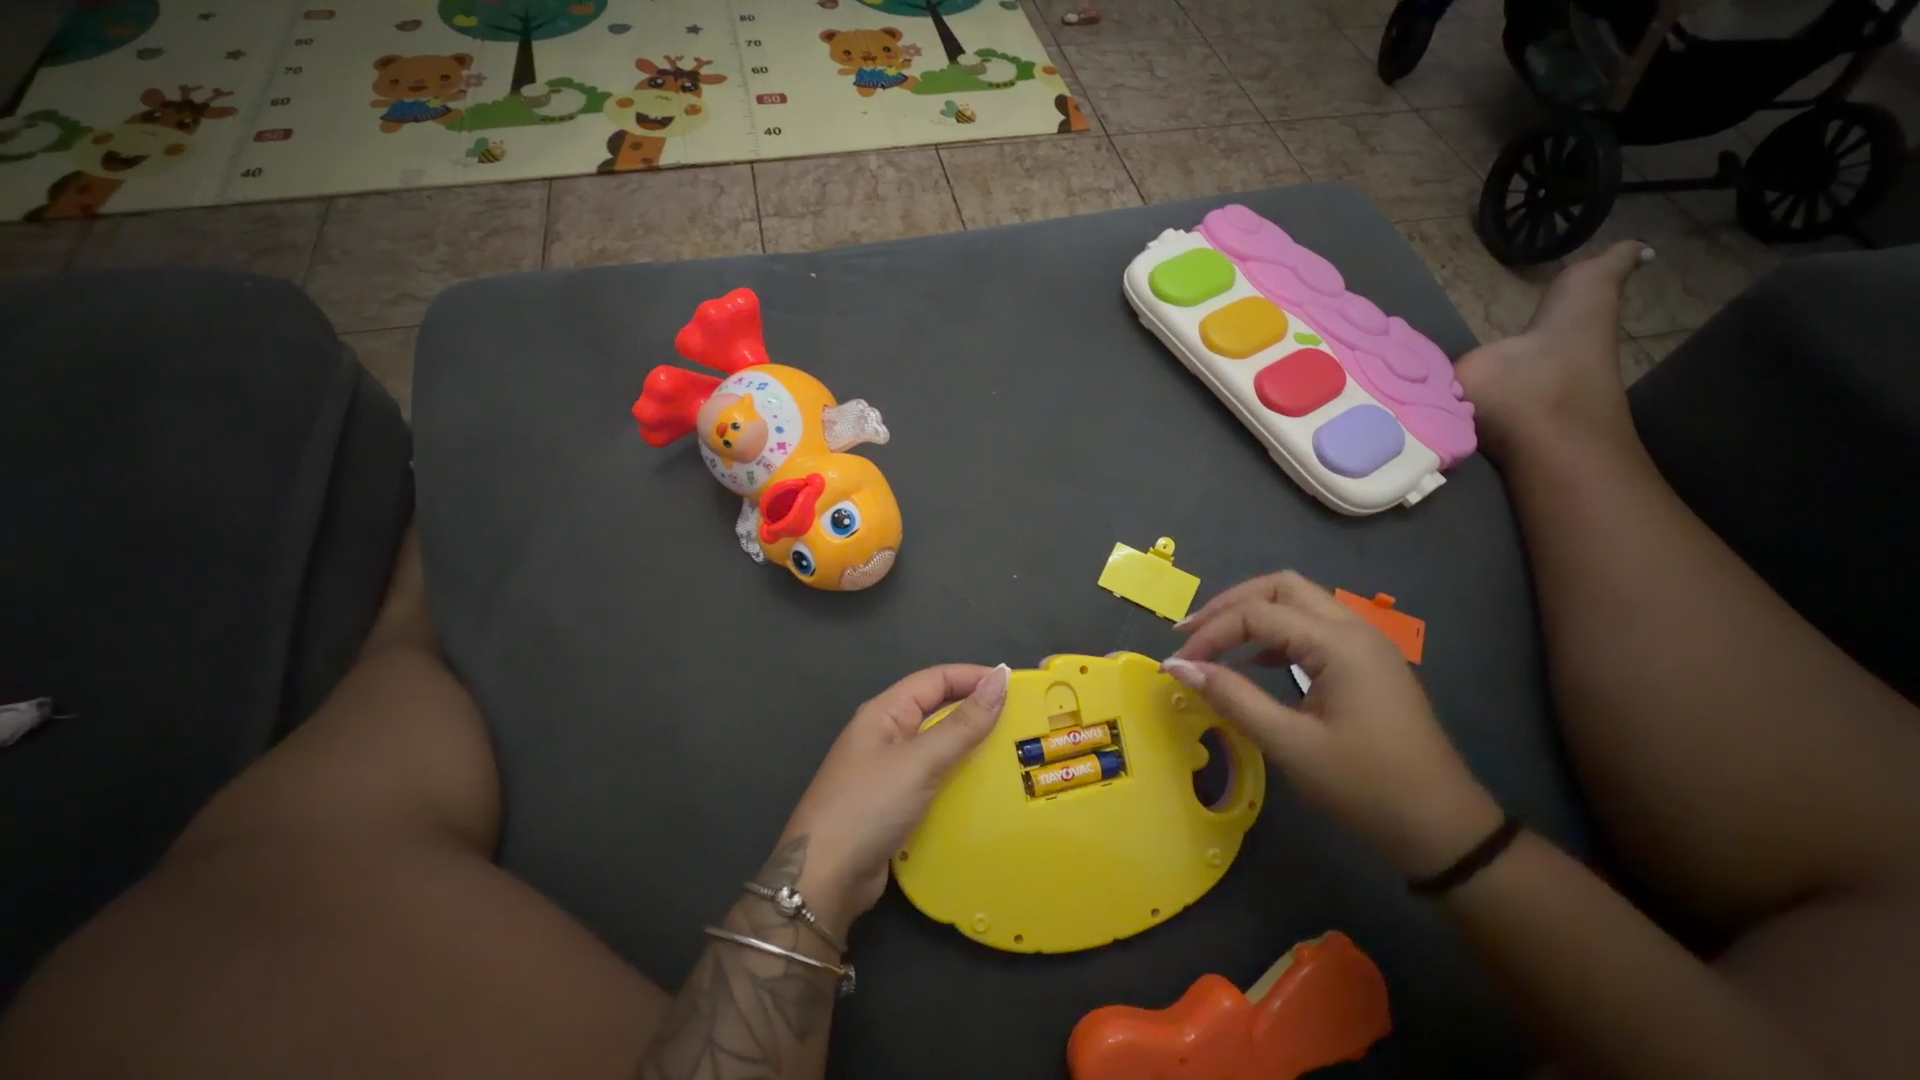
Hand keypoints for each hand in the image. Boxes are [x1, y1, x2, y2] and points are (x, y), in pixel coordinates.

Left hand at [775, 664, 1009, 940]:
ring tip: (1014, 755)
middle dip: (977, 712)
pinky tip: (987, 792)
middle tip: (1023, 722)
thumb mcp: (920, 761)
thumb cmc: (869, 806)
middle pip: (937, 711)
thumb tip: (1000, 679)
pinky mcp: (894, 805)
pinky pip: (935, 781)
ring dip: (972, 749)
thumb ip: (962, 724)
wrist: (826, 877)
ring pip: (938, 748)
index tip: (1017, 686)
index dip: (974, 677)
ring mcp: (888, 772)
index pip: (936, 680)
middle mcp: (885, 735)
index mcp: (884, 713)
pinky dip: (960, 781)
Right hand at [1163, 572, 1500, 877]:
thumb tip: (1178, 667)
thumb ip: (1233, 698)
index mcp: (1338, 643)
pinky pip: (1314, 628)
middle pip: (1281, 587)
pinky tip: (1254, 663)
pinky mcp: (1367, 664)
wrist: (1440, 826)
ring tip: (1213, 644)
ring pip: (1299, 603)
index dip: (1211, 633)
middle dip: (1230, 605)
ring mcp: (1365, 644)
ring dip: (1253, 614)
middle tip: (1190, 635)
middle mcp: (1354, 629)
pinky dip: (1276, 634)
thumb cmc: (1364, 786)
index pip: (1258, 614)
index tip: (1178, 665)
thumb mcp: (1291, 744)